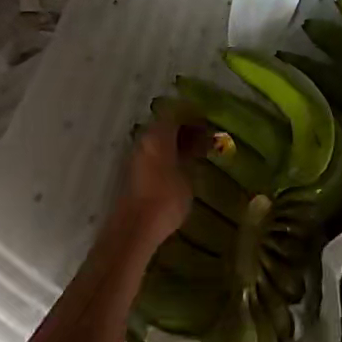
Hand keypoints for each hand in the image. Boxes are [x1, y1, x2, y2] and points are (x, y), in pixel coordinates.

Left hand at [110, 112, 199, 249]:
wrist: (135, 228)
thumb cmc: (166, 199)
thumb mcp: (188, 177)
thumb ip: (191, 157)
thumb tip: (197, 147)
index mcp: (158, 135)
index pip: (176, 113)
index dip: (193, 115)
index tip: (208, 123)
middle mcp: (144, 140)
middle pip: (165, 125)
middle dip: (185, 129)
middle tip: (204, 138)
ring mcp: (136, 156)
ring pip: (158, 140)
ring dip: (176, 143)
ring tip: (195, 154)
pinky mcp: (132, 172)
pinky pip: (153, 154)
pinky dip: (167, 154)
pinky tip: (180, 167)